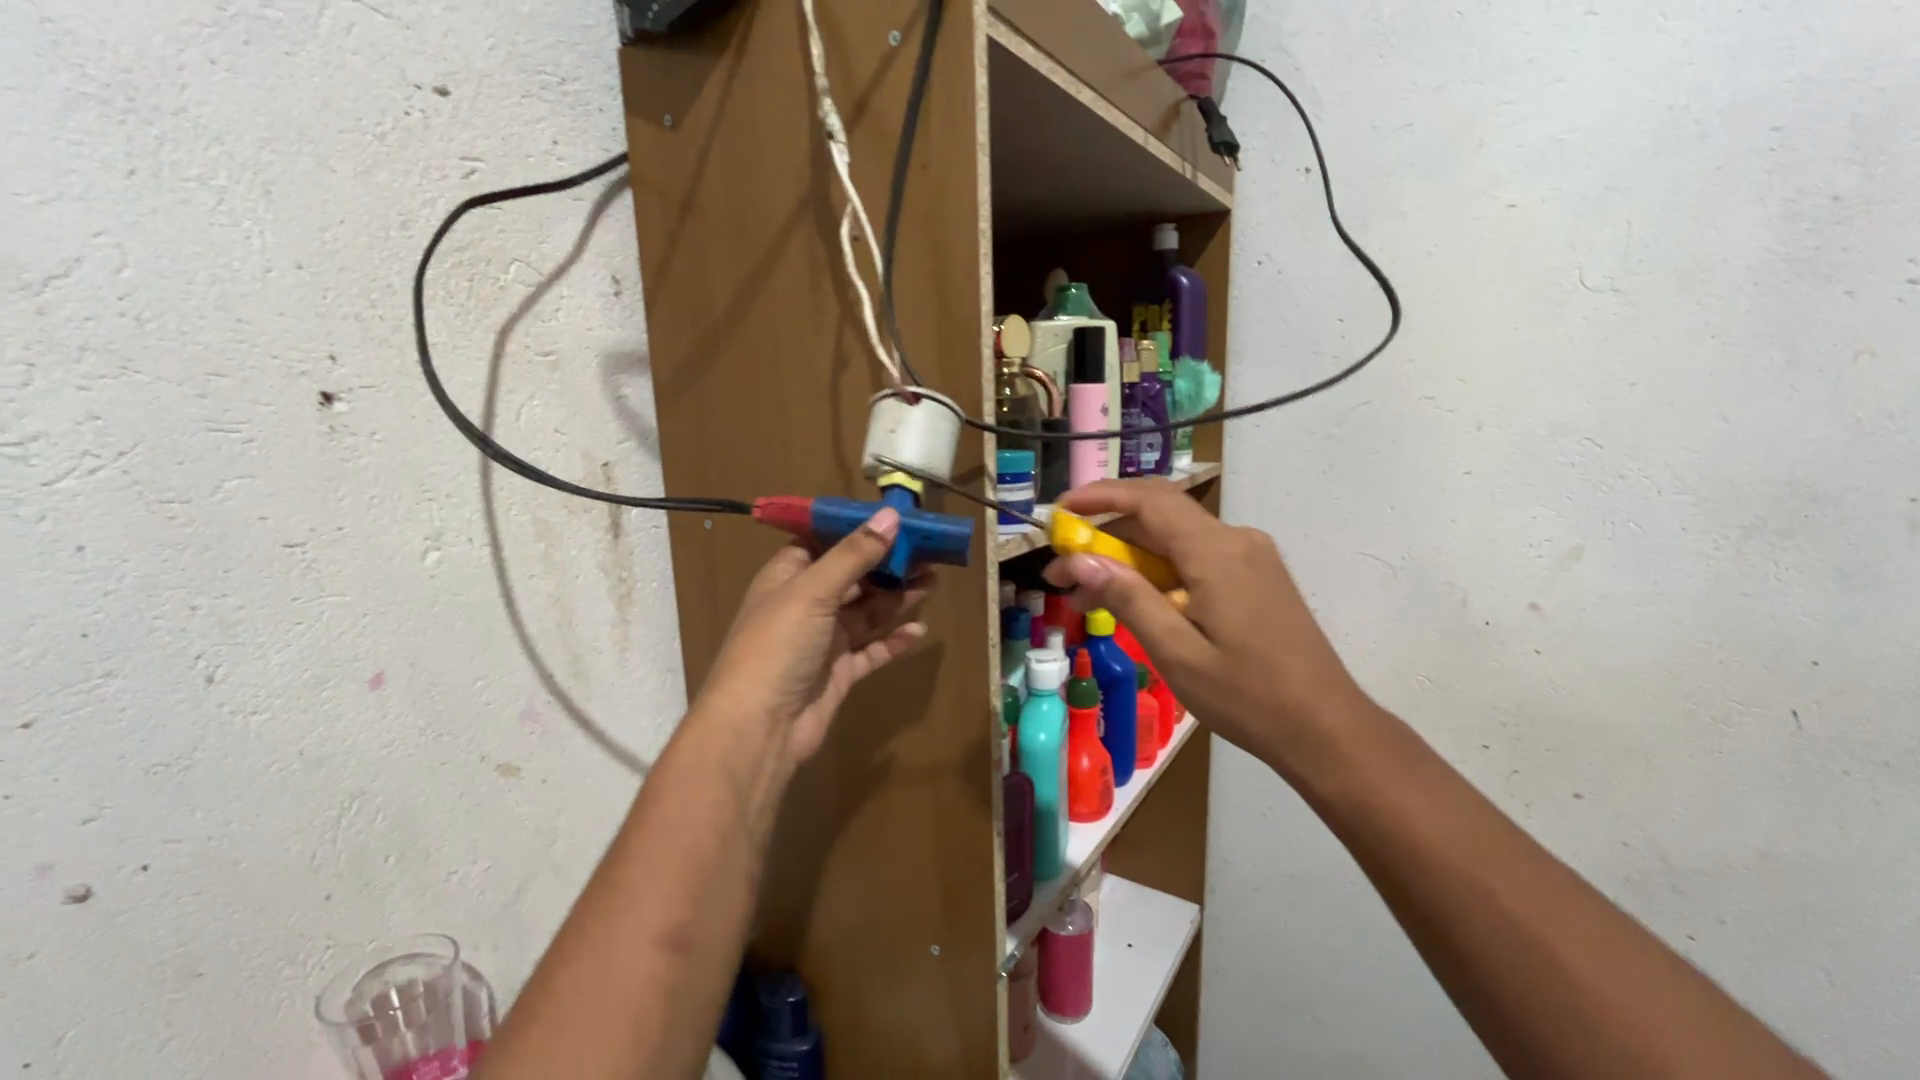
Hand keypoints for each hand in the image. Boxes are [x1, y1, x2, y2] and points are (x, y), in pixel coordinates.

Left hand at [695, 507, 931, 765]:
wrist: (759, 726)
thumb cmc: (778, 646)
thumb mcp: (813, 590)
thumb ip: (854, 554)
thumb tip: (890, 515)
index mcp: (788, 577)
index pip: (823, 542)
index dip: (857, 530)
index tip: (896, 518)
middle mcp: (805, 605)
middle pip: (852, 576)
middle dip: (888, 563)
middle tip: (930, 551)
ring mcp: (823, 642)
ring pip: (866, 612)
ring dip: (897, 597)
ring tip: (934, 581)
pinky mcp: (839, 674)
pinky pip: (872, 651)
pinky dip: (894, 641)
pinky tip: (920, 630)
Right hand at [1043, 480, 1369, 766]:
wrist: (1325, 727)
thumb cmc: (1247, 696)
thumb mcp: (1176, 652)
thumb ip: (1127, 598)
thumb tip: (1079, 560)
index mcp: (1216, 552)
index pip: (1149, 500)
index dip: (1099, 496)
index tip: (1058, 511)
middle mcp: (1237, 540)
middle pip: (1160, 517)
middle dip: (1106, 537)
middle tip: (1062, 575)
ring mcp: (1252, 557)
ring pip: (1177, 540)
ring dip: (1130, 559)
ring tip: (1089, 598)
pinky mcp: (1258, 577)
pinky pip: (1198, 558)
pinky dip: (1160, 572)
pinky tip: (1137, 604)